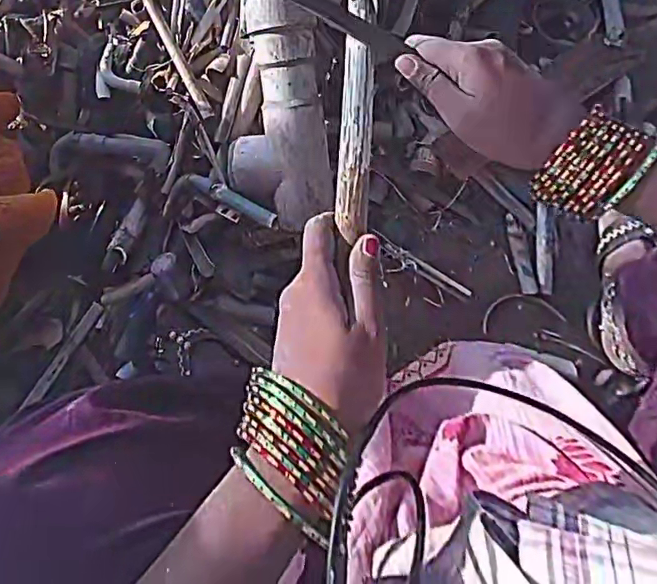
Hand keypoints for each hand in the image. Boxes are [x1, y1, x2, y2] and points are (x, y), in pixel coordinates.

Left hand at [272, 214, 384, 431]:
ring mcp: (285, 314)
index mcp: (312, 282)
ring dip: (337, 296)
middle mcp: (292, 292)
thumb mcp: (370, 330)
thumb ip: (365, 280)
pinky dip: (326, 314)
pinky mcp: (284, 334)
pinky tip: (342, 345)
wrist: (306, 435)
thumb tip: (365, 240)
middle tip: (371, 299)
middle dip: (345, 268)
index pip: (317, 230)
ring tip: (360, 332)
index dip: (338, 222)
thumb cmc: (346, 382)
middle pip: (318, 260)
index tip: (358, 230)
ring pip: (315, 287)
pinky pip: (307, 309)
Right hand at [395, 36, 582, 172]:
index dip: (410, 61)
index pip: (422, 44)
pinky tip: (483, 107)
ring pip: (460, 61)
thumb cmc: (514, 133)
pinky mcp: (513, 65)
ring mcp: (502, 55)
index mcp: (469, 56)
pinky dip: (474, 84)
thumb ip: (428, 83)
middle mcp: (487, 48)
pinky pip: (479, 68)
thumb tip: (405, 62)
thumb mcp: (457, 114)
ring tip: (467, 110)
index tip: (410, 79)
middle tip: (443, 106)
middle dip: (435, 74)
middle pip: (442, 52)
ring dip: (455, 81)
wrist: (563, 140)